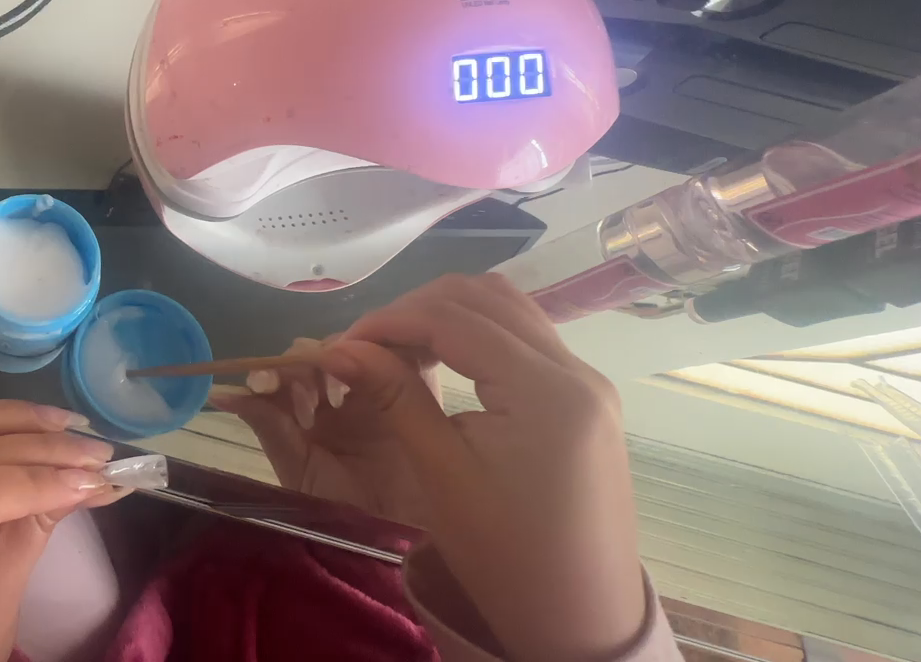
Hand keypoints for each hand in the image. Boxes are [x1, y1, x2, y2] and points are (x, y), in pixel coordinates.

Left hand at [207, 335, 433, 525]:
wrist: (406, 545)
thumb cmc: (344, 514)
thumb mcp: (300, 468)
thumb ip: (267, 423)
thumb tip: (217, 391)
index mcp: (308, 412)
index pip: (285, 373)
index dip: (273, 371)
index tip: (264, 384)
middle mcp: (340, 397)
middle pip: (317, 356)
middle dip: (305, 362)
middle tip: (308, 388)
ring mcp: (378, 391)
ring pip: (353, 350)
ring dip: (341, 357)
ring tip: (338, 390)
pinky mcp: (418, 391)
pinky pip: (400, 358)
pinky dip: (384, 353)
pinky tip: (375, 372)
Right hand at [321, 274, 645, 661]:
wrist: (583, 625)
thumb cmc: (507, 555)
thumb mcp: (440, 471)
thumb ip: (392, 394)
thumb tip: (336, 346)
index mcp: (546, 391)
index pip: (451, 318)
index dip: (387, 320)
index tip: (342, 344)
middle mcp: (575, 371)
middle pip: (479, 296)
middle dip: (412, 309)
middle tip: (366, 346)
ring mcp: (584, 382)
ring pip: (501, 305)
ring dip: (441, 312)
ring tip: (397, 347)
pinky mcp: (580, 397)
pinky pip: (518, 332)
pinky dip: (470, 329)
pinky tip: (438, 358)